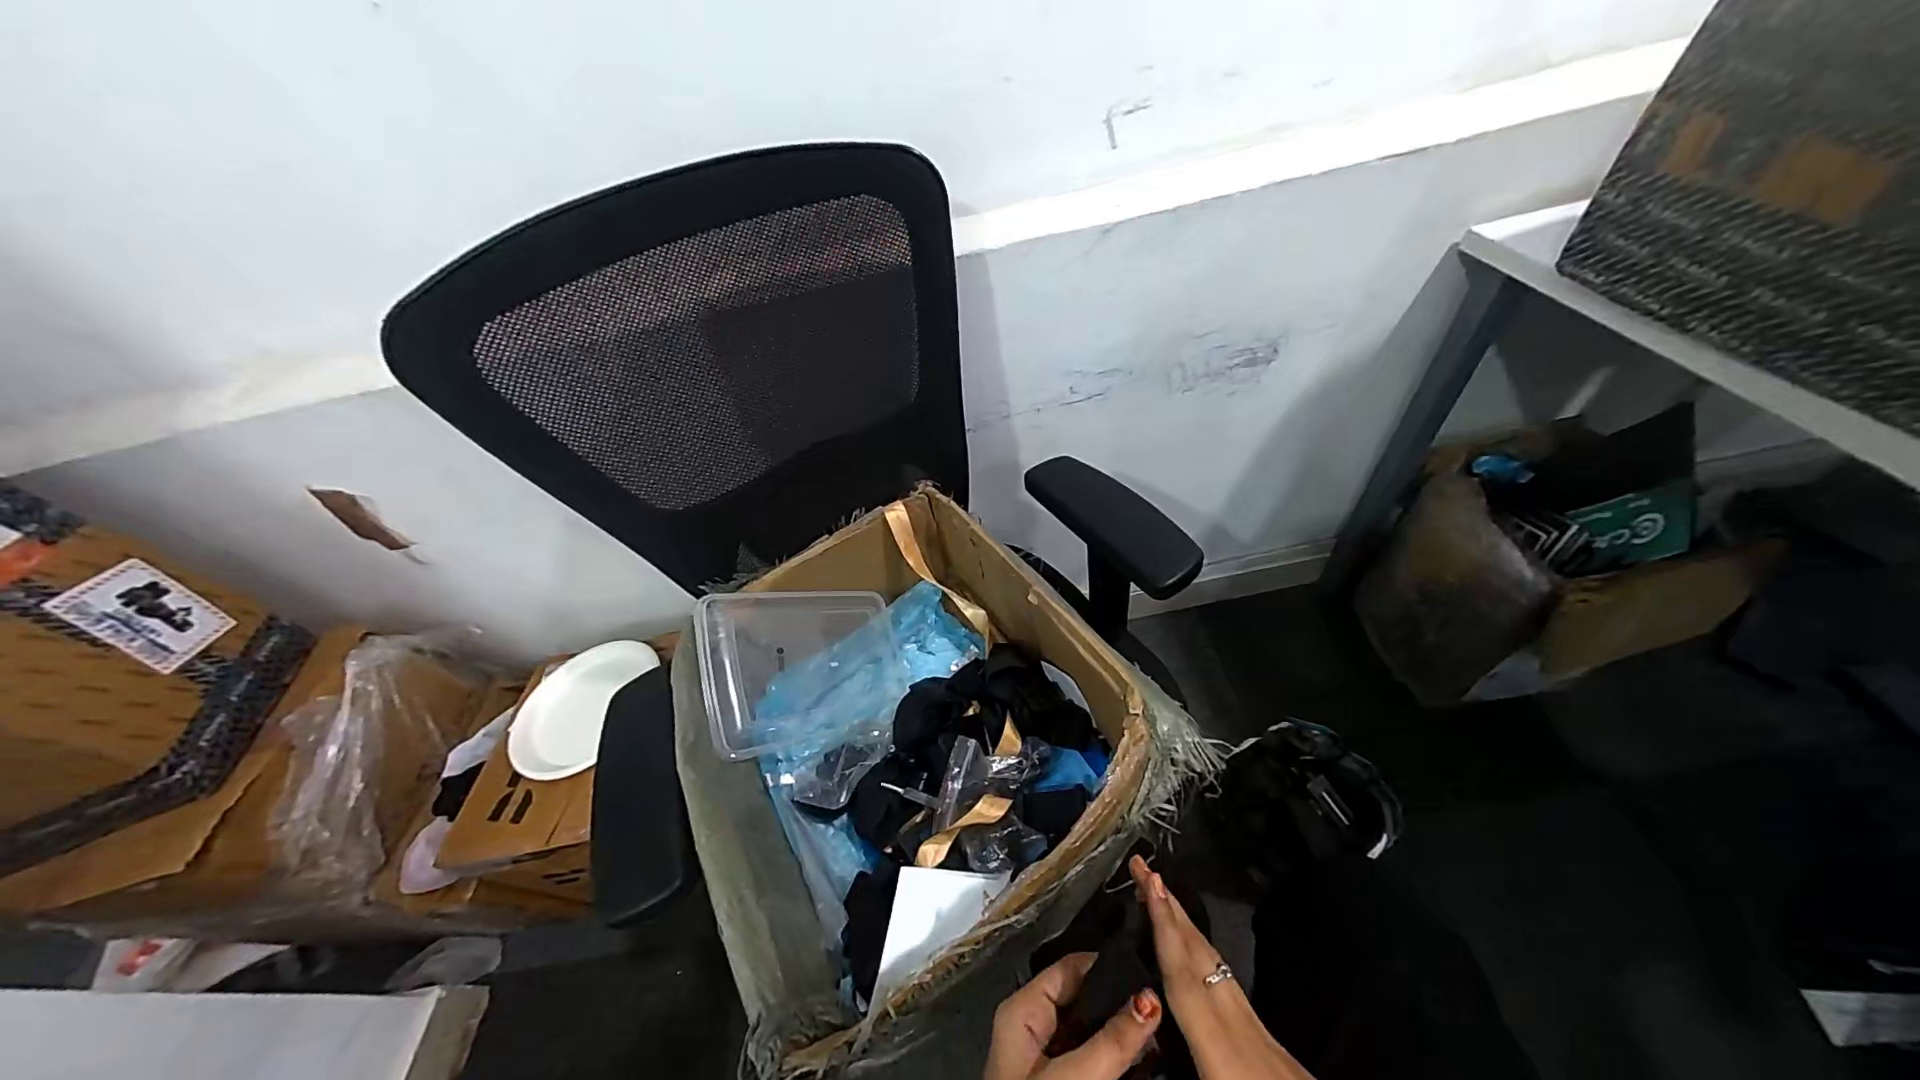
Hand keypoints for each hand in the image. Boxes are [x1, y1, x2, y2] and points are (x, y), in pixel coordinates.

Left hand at [984, 952, 1162, 1079]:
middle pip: (1085, 1000)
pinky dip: (1121, 1062)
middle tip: (1168, 1004)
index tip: (1152, 968)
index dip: (1109, 966)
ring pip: (1094, 1034)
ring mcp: (1049, 1061)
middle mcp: (1036, 1028)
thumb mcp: (1073, 1077)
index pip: (1072, 968)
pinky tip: (1152, 1063)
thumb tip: (1150, 997)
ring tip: (1168, 1029)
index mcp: (1024, 1010)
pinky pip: (1096, 1063)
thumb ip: (1112, 1040)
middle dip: (1123, 1003)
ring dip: (1126, 1035)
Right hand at [1128, 855, 1315, 1079]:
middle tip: (1144, 868)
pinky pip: (1228, 983)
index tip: (1151, 882)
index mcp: (1222, 1052)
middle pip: (1201, 957)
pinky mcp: (1270, 1044)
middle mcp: (1242, 1029)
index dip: (1164, 928)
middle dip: (1170, 908)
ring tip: (1160, 895)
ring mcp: (1260, 1034)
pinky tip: (1193, 953)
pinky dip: (1202, 954)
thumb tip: (1138, 1044)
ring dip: (1184, 926)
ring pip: (1216, 967)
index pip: (1184, 978)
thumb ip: (1179, 1066)